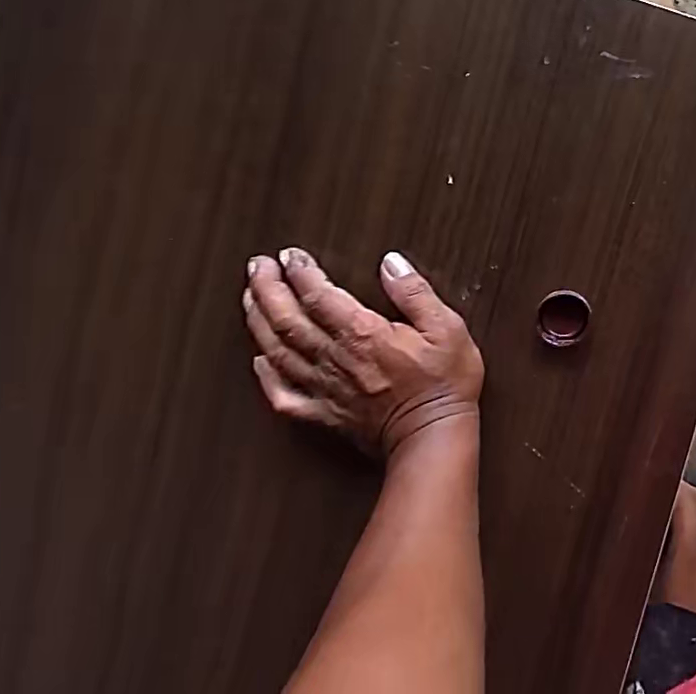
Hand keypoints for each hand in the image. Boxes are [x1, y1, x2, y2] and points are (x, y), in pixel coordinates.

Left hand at [244, 247, 483, 458]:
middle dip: (267, 289)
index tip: (291, 255)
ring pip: (279, 351)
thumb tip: (391, 263)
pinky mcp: (326, 414)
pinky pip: (284, 396)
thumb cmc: (443, 385)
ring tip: (250, 298)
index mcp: (363, 334)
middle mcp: (336, 359)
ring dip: (259, 322)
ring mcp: (326, 388)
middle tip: (257, 266)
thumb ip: (414, 292)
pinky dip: (266, 377)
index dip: (300, 272)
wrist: (435, 439)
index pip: (318, 295)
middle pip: (287, 320)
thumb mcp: (446, 327)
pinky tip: (259, 361)